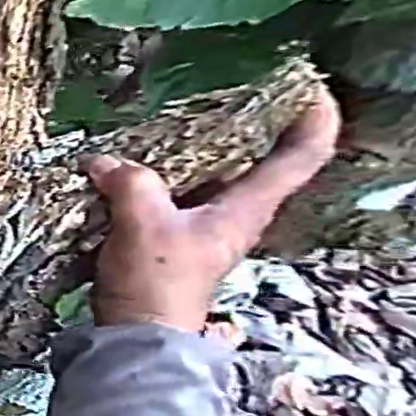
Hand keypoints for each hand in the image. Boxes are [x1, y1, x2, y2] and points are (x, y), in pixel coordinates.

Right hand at [84, 93, 339, 330]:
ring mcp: (197, 227)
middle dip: (232, 130)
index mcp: (246, 208)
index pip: (300, 156)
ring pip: (201, 179)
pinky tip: (118, 175)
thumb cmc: (158, 279)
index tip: (306, 88)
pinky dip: (148, 180)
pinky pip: (165, 196)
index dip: (312, 120)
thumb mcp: (145, 226)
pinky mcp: (165, 237)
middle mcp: (231, 213)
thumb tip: (104, 161)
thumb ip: (131, 185)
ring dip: (181, 156)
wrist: (137, 327)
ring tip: (149, 136)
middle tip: (206, 103)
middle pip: (247, 162)